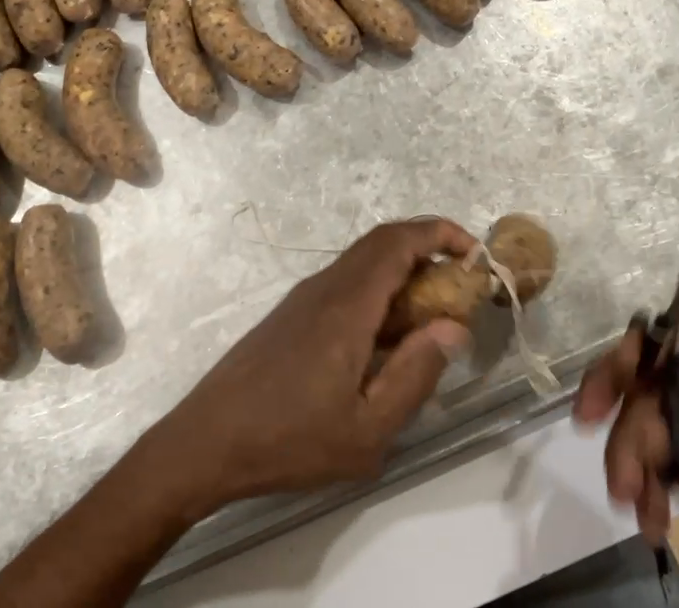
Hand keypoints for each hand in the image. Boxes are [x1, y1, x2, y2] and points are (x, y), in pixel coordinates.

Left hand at [141, 218, 476, 514]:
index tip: (474, 252)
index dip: (440, 235)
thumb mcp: (368, 430)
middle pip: (382, 244)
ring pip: (362, 265)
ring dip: (403, 276)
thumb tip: (453, 327)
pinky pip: (345, 286)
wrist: (204, 443)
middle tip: (461, 288)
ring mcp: (303, 300)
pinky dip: (378, 294)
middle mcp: (324, 289)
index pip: (398, 243)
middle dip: (428, 252)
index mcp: (346, 307)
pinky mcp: (291, 316)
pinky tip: (385, 342)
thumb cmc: (289, 441)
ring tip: (431, 321)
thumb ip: (415, 375)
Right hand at [574, 308, 678, 607]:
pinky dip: (654, 484)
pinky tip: (651, 522)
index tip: (618, 377)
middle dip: (628, 411)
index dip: (656, 340)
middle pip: (667, 375)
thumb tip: (643, 427)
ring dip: (636, 458)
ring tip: (631, 505)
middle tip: (594, 440)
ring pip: (662, 421)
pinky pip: (674, 459)